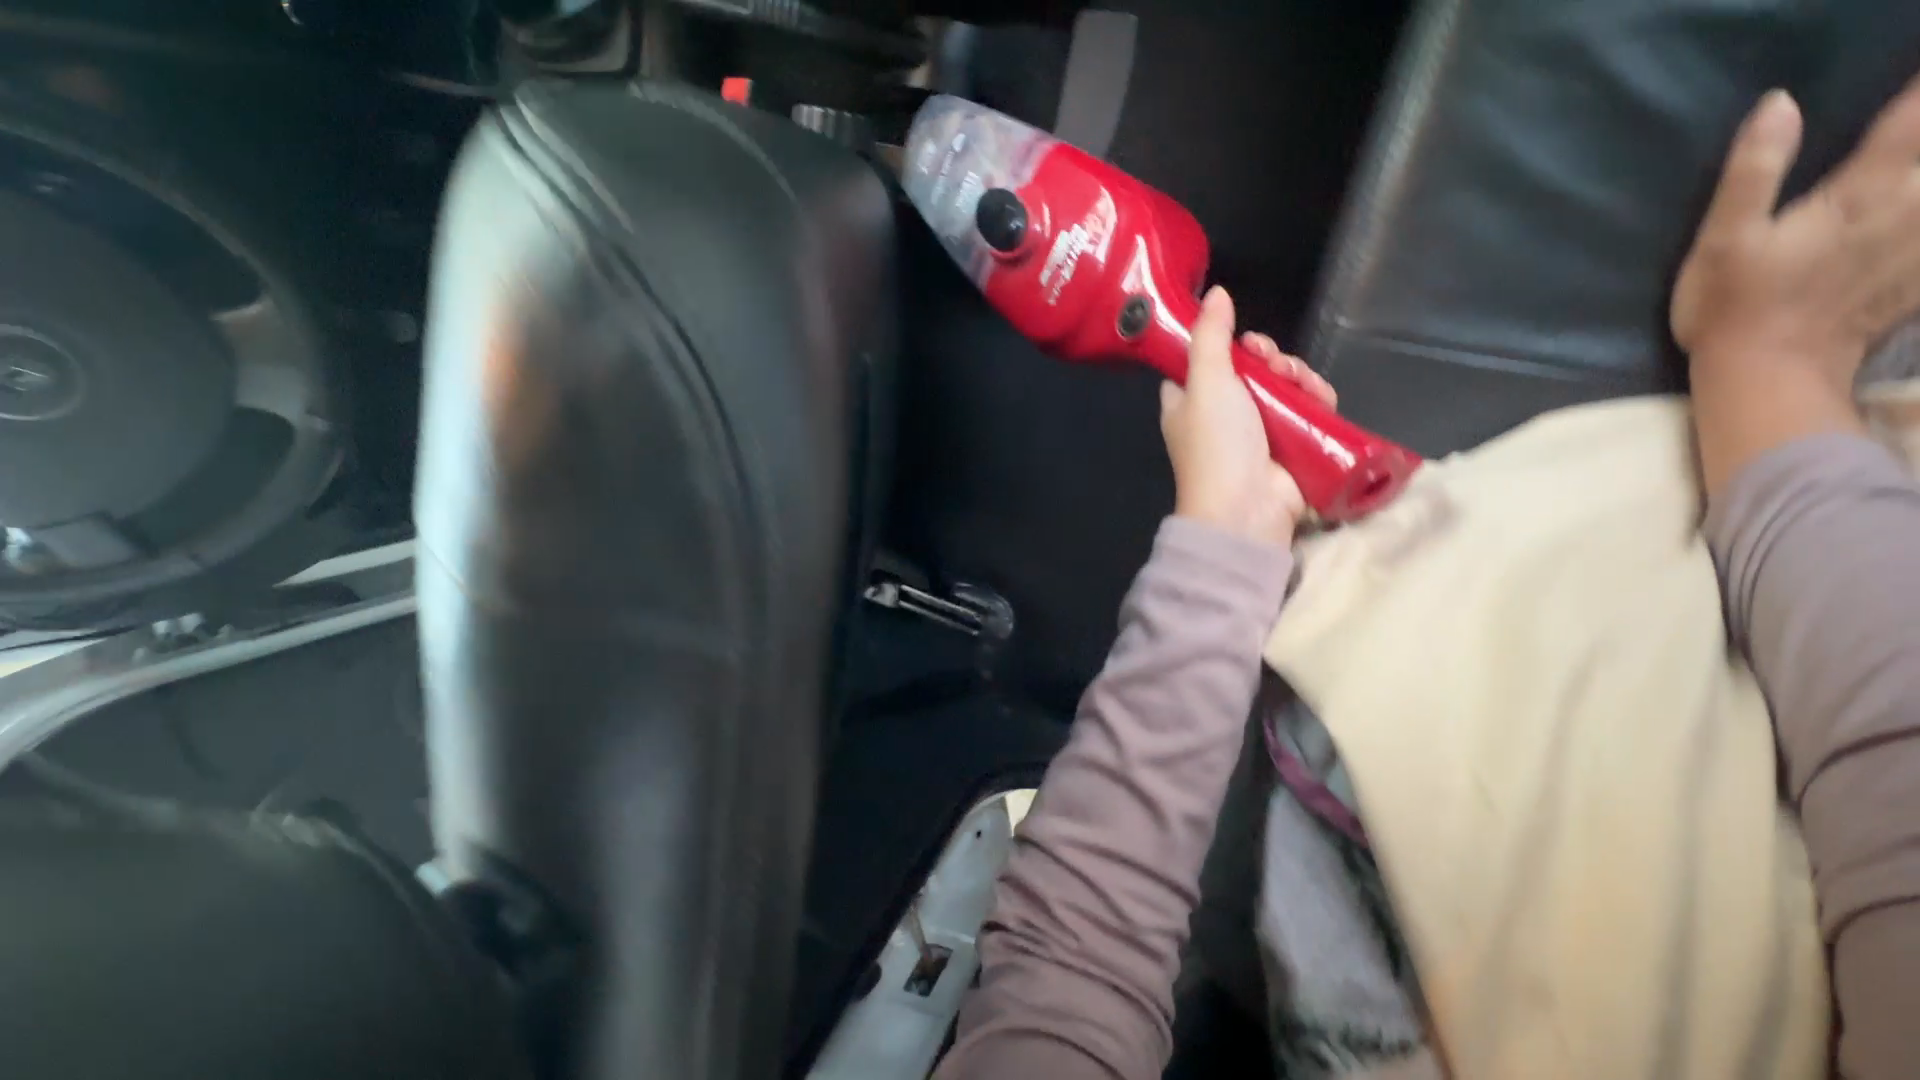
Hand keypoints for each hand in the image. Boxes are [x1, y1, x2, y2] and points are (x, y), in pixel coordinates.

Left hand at [1160, 286, 1338, 546]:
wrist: (1245, 509)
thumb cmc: (1216, 443)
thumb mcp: (1205, 381)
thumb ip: (1209, 336)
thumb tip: (1216, 293)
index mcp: (1187, 404)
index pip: (1201, 364)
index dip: (1224, 347)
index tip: (1241, 340)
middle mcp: (1220, 417)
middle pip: (1251, 371)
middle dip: (1271, 360)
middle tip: (1274, 362)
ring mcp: (1257, 434)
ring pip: (1284, 387)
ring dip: (1297, 376)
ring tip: (1299, 382)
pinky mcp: (1291, 448)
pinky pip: (1308, 412)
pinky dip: (1317, 400)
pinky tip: (1320, 397)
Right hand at [1672, 78, 1919, 389]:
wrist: (1769, 375)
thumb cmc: (1732, 307)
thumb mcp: (1722, 241)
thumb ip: (1753, 172)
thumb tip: (1779, 103)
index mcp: (1865, 191)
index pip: (1913, 116)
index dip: (1917, 91)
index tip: (1911, 74)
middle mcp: (1913, 206)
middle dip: (1919, 133)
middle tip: (1905, 127)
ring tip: (1905, 173)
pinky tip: (1907, 220)